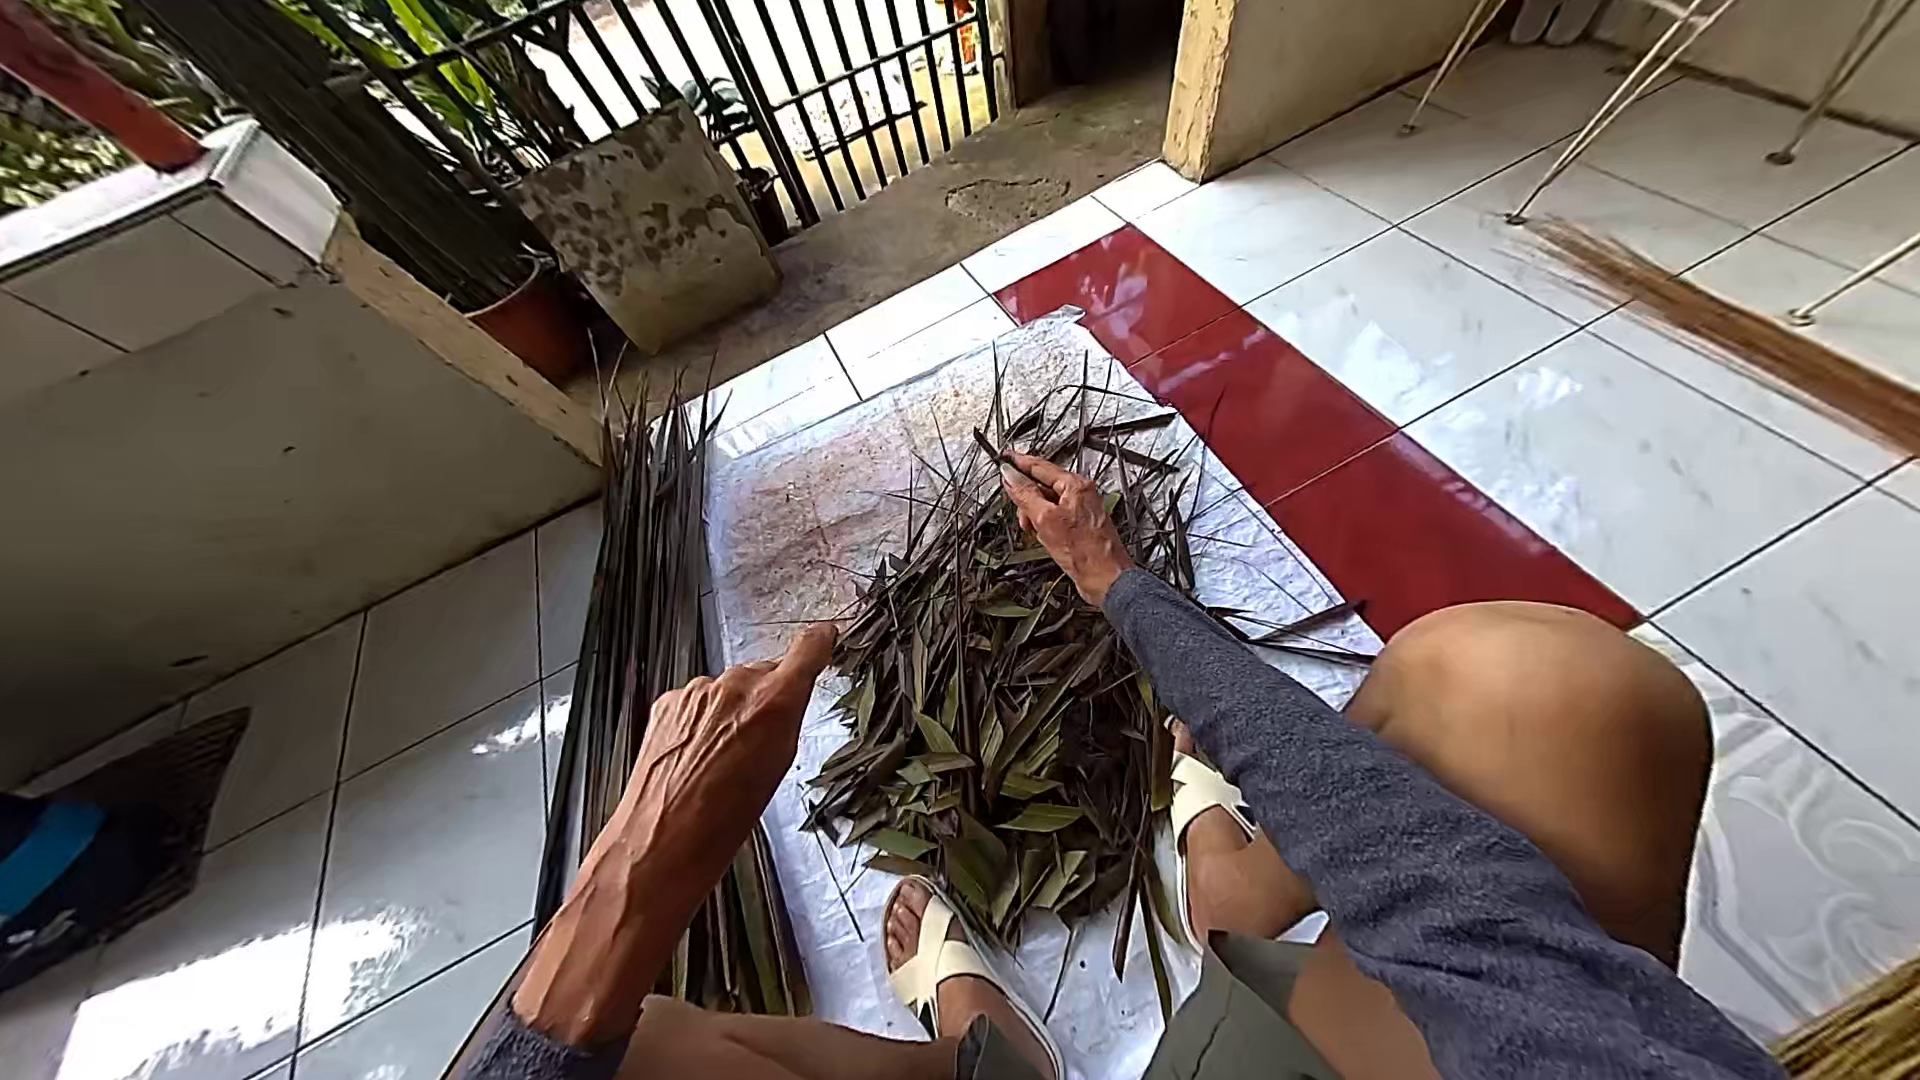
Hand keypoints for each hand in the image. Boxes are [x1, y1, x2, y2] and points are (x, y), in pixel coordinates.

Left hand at [514, 623, 836, 1046]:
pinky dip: (704, 716)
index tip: (825, 636)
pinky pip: (700, 698)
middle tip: (761, 735)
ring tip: (722, 753)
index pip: (808, 647)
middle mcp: (737, 685)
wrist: (661, 841)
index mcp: (775, 701)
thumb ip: (787, 716)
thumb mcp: (780, 763)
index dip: (820, 640)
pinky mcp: (670, 700)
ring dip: (733, 707)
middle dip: (767, 695)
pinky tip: (697, 751)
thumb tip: (789, 693)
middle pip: (765, 672)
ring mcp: (699, 690)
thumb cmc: (729, 817)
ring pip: (731, 687)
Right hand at [999, 451, 1133, 606]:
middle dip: (1026, 499)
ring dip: (1034, 516)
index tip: (1003, 457)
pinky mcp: (1079, 526)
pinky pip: (1054, 518)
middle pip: (1042, 485)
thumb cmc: (1085, 552)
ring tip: (1034, 531)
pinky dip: (1044, 526)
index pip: (1040, 466)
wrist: (1106, 579)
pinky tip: (1045, 538)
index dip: (1018, 462)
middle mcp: (1080, 494)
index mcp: (1075, 485)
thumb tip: (1010, 475)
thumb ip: (1025, 494)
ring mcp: (1080, 510)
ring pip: (1046, 503)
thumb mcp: (1045, 519)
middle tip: (1021, 514)